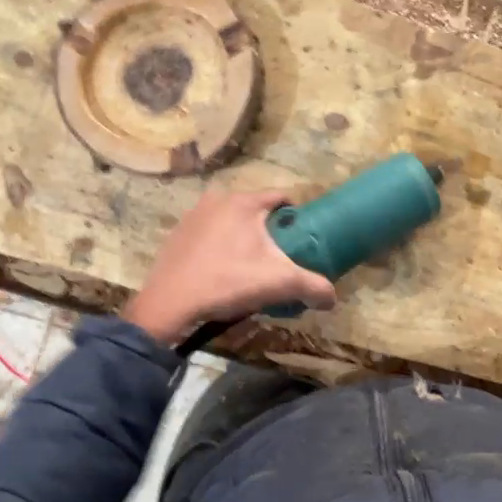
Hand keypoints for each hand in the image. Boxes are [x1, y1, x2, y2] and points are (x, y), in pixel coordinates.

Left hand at [122, 189, 336, 345]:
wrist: (170, 303)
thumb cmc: (227, 282)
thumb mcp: (279, 284)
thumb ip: (313, 286)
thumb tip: (332, 297)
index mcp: (244, 202)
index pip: (282, 197)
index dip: (297, 216)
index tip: (303, 238)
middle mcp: (217, 199)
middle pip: (256, 210)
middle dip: (270, 230)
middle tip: (279, 258)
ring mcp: (193, 215)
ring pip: (232, 221)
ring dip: (244, 238)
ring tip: (251, 267)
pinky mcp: (177, 234)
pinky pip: (210, 234)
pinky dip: (221, 246)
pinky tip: (223, 272)